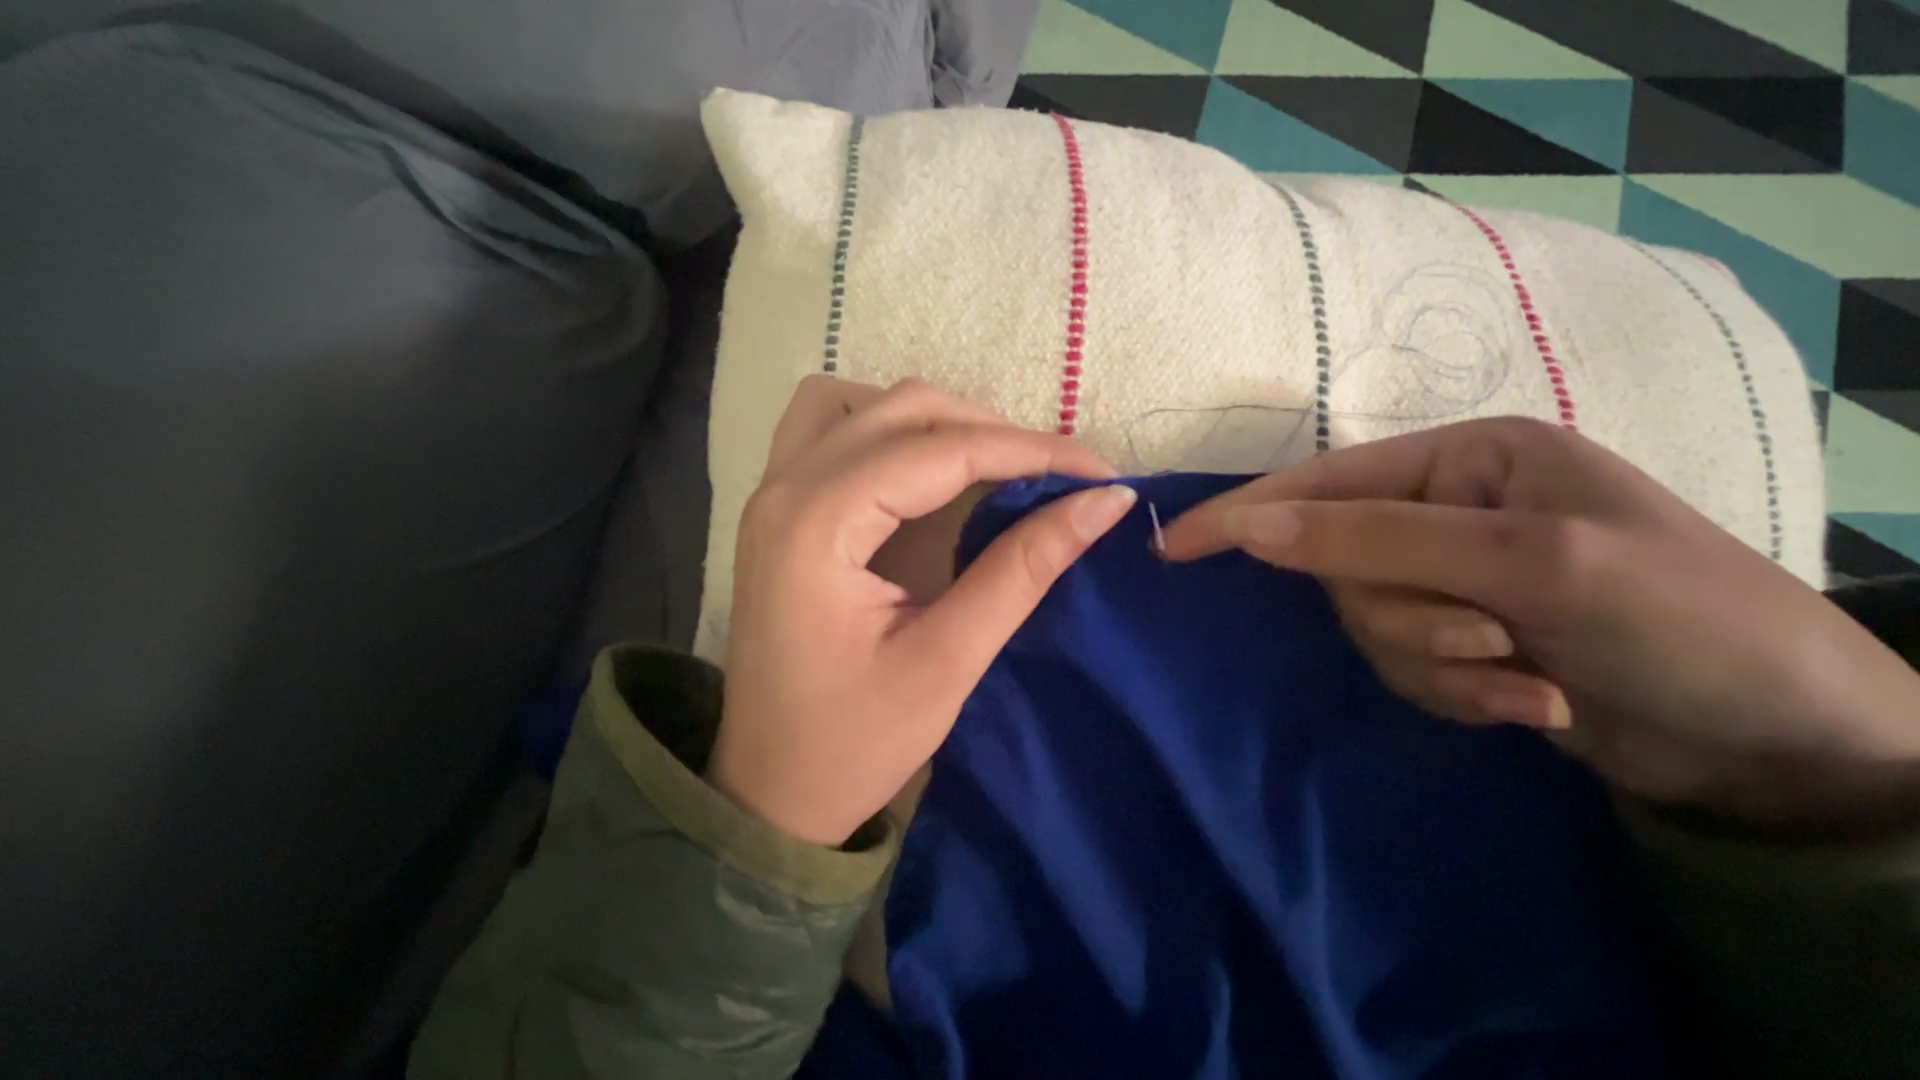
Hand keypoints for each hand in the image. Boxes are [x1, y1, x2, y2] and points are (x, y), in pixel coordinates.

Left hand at [707, 377, 1136, 845]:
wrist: (770, 791)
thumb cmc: (854, 743)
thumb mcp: (948, 660)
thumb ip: (1023, 570)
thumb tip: (1104, 502)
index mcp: (815, 525)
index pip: (940, 452)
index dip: (1030, 452)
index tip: (1101, 471)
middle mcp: (783, 488)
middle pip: (901, 410)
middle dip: (990, 431)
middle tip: (1058, 477)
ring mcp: (771, 494)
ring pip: (860, 405)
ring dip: (935, 421)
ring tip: (995, 465)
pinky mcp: (777, 510)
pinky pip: (830, 430)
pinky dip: (887, 431)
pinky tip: (925, 470)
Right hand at [1162, 417, 1919, 832]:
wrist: (1785, 743)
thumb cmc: (1678, 617)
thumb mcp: (1528, 564)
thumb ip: (1379, 540)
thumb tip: (1252, 528)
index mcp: (1470, 458)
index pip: (1325, 482)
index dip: (1248, 514)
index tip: (1173, 547)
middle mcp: (1454, 509)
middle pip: (1346, 566)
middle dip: (1406, 618)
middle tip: (1488, 643)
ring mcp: (1460, 578)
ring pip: (1372, 624)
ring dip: (1438, 664)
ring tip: (1525, 680)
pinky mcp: (1470, 640)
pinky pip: (1408, 666)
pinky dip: (1461, 694)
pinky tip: (1535, 706)